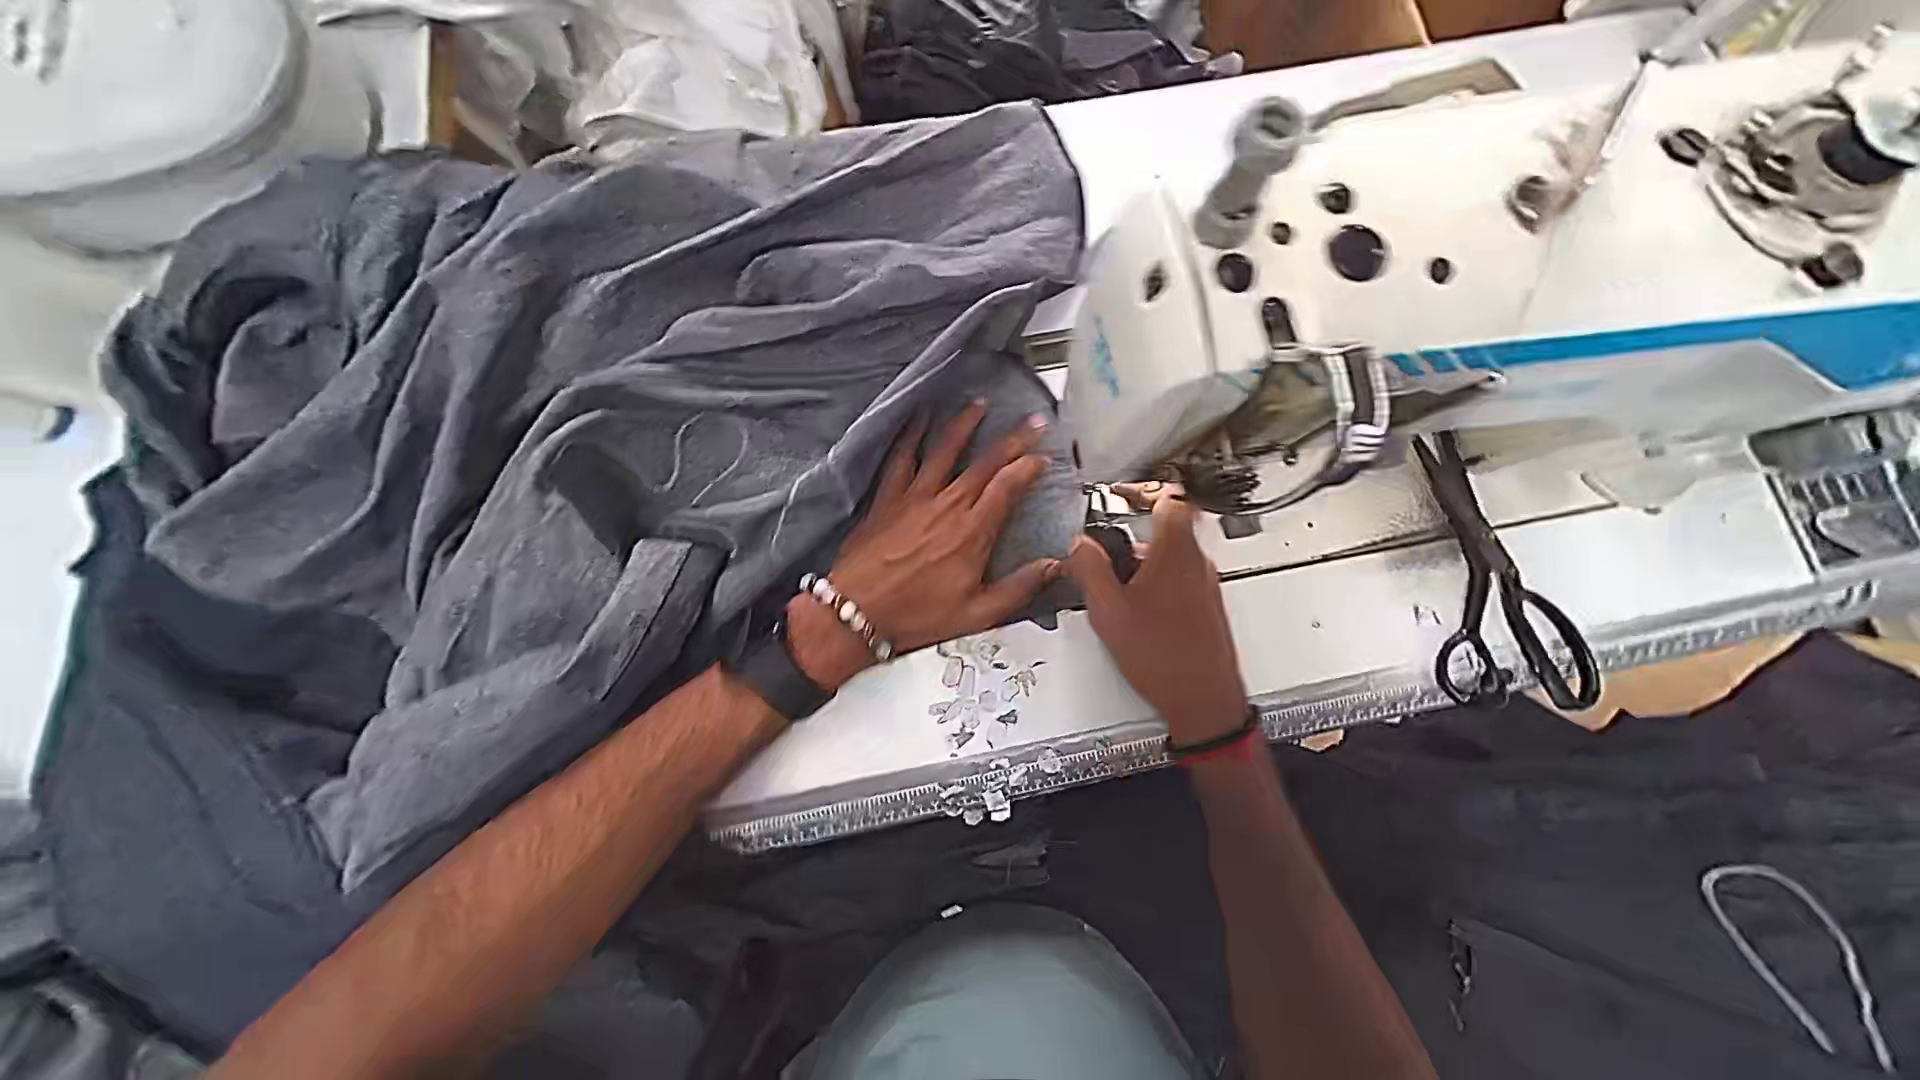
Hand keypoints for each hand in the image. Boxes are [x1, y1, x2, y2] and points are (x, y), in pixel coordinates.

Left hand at [786, 401, 1062, 689]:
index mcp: (972, 533)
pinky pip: (901, 457)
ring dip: (965, 425)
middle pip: (986, 461)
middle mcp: (947, 507)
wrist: (858, 613)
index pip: (1009, 485)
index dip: (1030, 467)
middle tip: (1031, 422)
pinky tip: (917, 418)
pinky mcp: (888, 499)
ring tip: (979, 404)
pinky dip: (910, 434)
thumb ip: (1019, 588)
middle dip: (1013, 438)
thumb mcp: (978, 614)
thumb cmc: (914, 615)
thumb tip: (1053, 567)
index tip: (1043, 458)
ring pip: (945, 450)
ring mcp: (915, 498)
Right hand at [1067, 492, 1248, 747]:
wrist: (1203, 700)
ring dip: (1142, 559)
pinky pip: (1178, 576)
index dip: (1143, 490)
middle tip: (1108, 547)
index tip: (1121, 496)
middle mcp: (1197, 563)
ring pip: (1172, 553)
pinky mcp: (1205, 605)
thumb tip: (1079, 545)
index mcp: (1175, 554)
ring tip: (1116, 585)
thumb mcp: (1108, 611)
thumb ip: (1089, 570)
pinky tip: (1134, 609)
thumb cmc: (1165, 659)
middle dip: (1133, 532)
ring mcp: (1205, 584)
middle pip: (1168, 525)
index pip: (1170, 498)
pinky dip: (1154, 580)